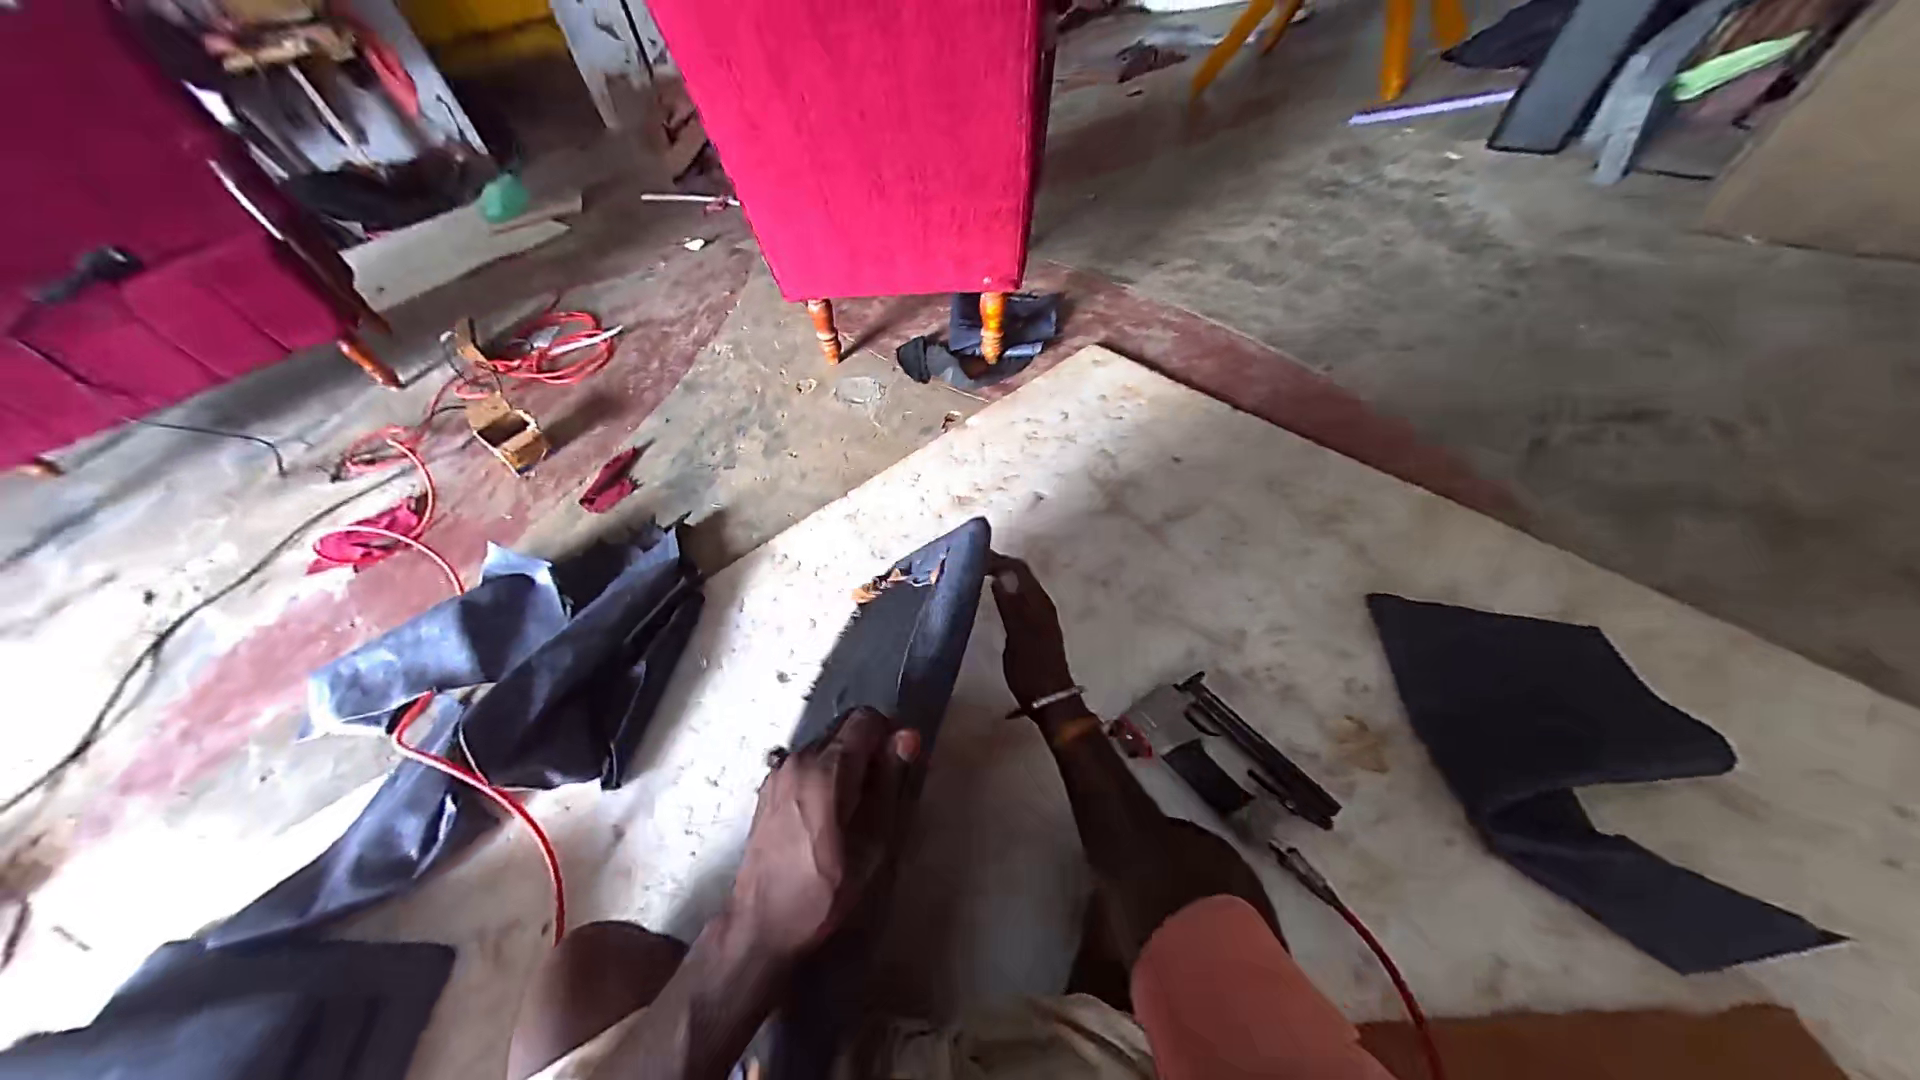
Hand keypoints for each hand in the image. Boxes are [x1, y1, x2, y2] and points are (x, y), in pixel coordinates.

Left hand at [726, 707, 919, 959]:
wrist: (762, 924)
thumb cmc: (824, 890)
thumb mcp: (872, 841)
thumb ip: (890, 781)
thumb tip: (907, 736)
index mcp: (826, 768)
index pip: (866, 719)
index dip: (889, 734)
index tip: (898, 763)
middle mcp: (798, 759)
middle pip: (844, 727)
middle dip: (869, 748)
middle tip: (880, 791)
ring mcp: (779, 771)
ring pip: (826, 743)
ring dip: (847, 761)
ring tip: (854, 808)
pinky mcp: (768, 787)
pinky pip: (807, 761)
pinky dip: (825, 772)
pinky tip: (828, 813)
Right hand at [987, 553, 1084, 725]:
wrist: (1049, 699)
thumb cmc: (1032, 671)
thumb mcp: (1019, 639)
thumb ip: (1011, 606)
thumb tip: (1001, 574)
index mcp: (1038, 603)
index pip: (1017, 568)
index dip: (996, 559)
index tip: (970, 557)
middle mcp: (1040, 603)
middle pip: (1019, 571)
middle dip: (997, 561)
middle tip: (969, 560)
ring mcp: (1038, 613)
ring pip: (1018, 582)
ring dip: (1000, 572)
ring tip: (974, 570)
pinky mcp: (1032, 623)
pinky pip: (1017, 594)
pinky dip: (1003, 586)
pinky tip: (989, 591)